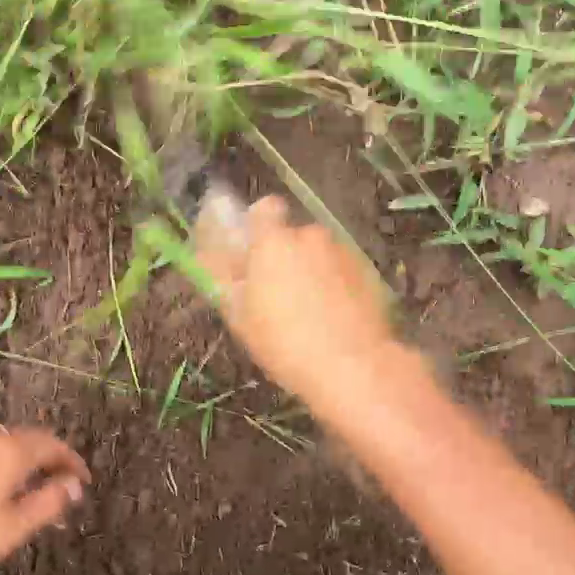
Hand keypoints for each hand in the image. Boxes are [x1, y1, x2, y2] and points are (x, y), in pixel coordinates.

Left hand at [0, 431, 90, 574]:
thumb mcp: (15, 527)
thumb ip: (49, 502)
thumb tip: (73, 485)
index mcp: (9, 453)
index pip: (51, 444)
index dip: (71, 460)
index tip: (84, 481)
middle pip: (27, 440)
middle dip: (50, 458)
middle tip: (64, 484)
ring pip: (3, 446)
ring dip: (25, 461)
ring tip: (35, 489)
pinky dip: (2, 464)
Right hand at [195, 195, 397, 405]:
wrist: (354, 367)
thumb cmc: (284, 342)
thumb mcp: (239, 316)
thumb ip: (222, 279)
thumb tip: (205, 256)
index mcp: (274, 243)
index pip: (264, 208)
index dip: (258, 224)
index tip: (253, 251)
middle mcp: (311, 237)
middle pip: (292, 236)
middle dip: (284, 257)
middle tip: (276, 294)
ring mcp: (344, 253)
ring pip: (318, 254)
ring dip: (310, 271)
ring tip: (308, 312)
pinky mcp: (369, 272)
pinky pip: (341, 270)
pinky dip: (335, 285)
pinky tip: (333, 318)